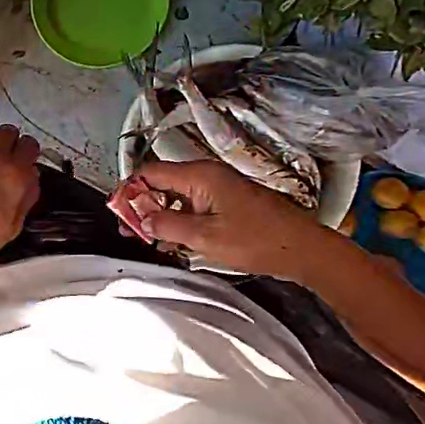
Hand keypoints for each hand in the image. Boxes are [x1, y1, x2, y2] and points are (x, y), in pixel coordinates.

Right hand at [106, 159, 351, 282]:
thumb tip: (140, 219)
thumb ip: (165, 225)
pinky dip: (176, 219)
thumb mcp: (204, 237)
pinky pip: (190, 204)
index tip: (118, 212)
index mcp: (199, 176)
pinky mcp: (225, 201)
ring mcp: (217, 188)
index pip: (149, 172)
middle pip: (160, 183)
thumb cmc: (257, 241)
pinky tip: (170, 239)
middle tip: (128, 230)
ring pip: (174, 196)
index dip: (129, 190)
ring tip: (146, 238)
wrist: (306, 251)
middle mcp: (206, 175)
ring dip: (158, 215)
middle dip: (141, 205)